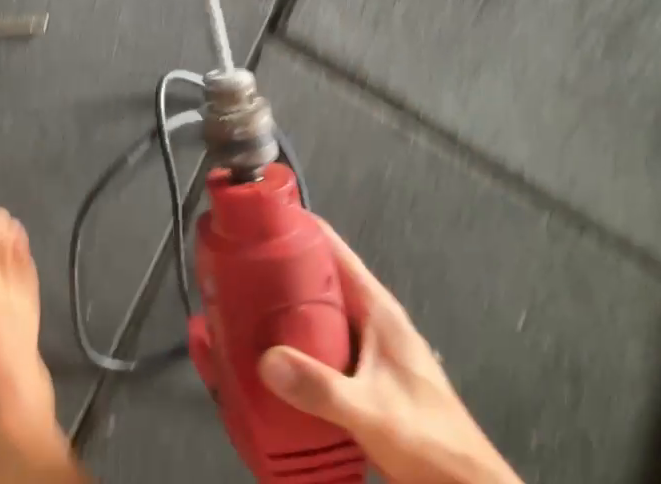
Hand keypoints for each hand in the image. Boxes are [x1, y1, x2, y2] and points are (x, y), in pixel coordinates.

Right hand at [257, 220, 522, 483]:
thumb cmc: (430, 441)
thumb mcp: (372, 412)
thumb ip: (321, 388)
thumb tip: (265, 361)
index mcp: (378, 312)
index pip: (335, 251)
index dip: (298, 228)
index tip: (256, 219)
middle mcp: (370, 323)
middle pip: (317, 280)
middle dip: (276, 270)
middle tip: (230, 266)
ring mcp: (365, 351)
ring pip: (314, 315)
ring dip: (279, 310)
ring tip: (236, 306)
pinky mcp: (358, 377)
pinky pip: (315, 346)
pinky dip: (289, 343)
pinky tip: (263, 355)